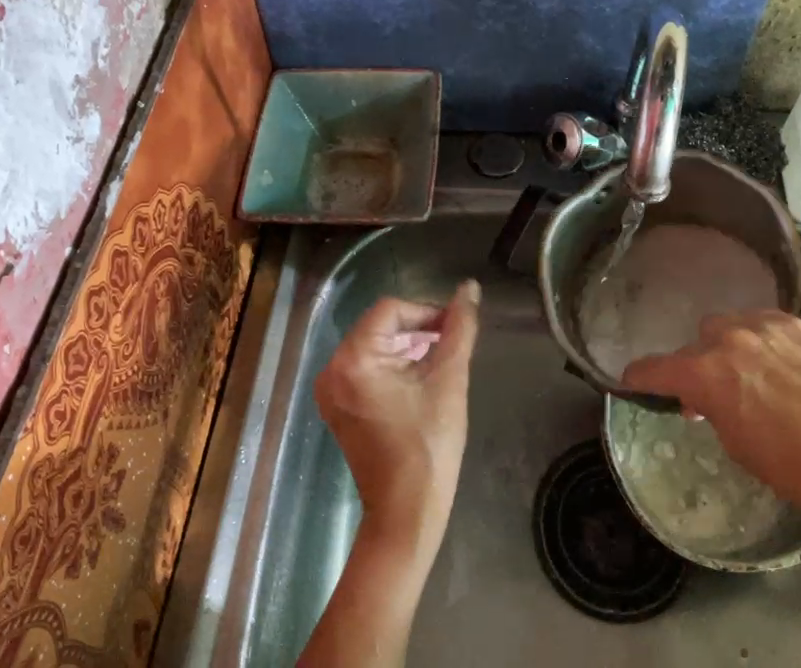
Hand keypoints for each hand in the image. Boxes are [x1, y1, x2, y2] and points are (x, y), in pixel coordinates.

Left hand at [316, 280, 480, 550]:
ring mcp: (331, 392)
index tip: (456, 328)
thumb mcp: (449, 379)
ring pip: (374, 348)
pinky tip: (421, 381)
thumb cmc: (430, 444)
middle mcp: (332, 370)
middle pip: (380, 327)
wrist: (406, 511)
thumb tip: (469, 288)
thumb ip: (459, 328)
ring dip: (408, 348)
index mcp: (353, 359)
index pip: (391, 310)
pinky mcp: (339, 409)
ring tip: (441, 364)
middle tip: (452, 345)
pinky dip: (393, 368)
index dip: (427, 311)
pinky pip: (366, 371)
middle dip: (418, 330)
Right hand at [620, 311, 800, 548]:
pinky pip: (765, 324)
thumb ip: (710, 408)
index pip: (655, 368)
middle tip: (713, 393)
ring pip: (730, 326)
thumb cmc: (794, 466)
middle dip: (698, 365)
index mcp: (706, 374)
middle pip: (696, 342)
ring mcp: (768, 327)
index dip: (639, 376)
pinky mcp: (800, 325)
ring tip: (750, 375)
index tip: (631, 380)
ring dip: (730, 347)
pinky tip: (780, 366)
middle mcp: (731, 340)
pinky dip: (762, 341)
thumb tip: (705, 398)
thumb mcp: (735, 444)